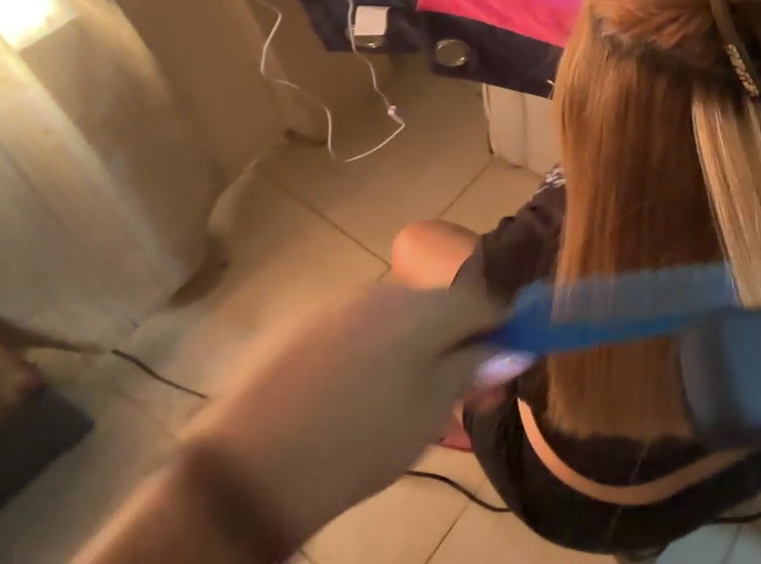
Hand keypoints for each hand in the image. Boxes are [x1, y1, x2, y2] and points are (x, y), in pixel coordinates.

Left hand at [182, 280, 529, 541]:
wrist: (245, 471)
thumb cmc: (358, 444)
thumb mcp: (430, 413)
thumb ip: (474, 370)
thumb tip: (516, 347)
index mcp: (424, 309)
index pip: (485, 301)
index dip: (504, 330)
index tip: (502, 369)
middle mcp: (383, 291)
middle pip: (440, 306)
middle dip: (456, 340)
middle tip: (457, 393)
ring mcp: (336, 304)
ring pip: (396, 316)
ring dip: (413, 344)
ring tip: (401, 396)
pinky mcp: (298, 325)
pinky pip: (355, 327)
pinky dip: (369, 350)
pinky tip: (353, 393)